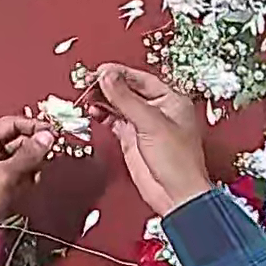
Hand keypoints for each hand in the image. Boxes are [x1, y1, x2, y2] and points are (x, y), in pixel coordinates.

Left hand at [0, 117, 56, 244]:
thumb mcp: (4, 176)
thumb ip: (29, 154)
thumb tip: (48, 136)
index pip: (12, 123)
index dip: (34, 127)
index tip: (55, 135)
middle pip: (17, 140)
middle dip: (34, 149)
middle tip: (51, 157)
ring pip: (19, 158)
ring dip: (30, 166)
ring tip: (35, 177)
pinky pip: (15, 173)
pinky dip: (24, 178)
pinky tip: (26, 187)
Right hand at [92, 63, 212, 215]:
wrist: (175, 194)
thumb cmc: (179, 162)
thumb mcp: (151, 123)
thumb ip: (126, 99)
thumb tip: (108, 77)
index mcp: (171, 100)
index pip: (141, 79)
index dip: (119, 73)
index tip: (100, 71)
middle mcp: (158, 110)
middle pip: (128, 89)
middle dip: (108, 85)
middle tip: (88, 81)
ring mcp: (144, 125)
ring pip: (119, 104)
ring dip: (103, 98)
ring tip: (87, 94)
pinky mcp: (132, 139)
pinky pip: (115, 120)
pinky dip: (103, 114)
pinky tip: (93, 110)